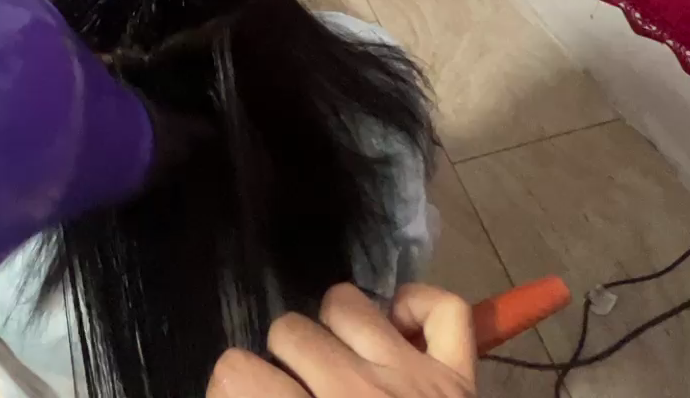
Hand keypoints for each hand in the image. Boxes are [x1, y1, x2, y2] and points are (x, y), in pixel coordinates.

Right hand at [207, 283, 477, 397]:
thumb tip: (231, 395)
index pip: (235, 371)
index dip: (228, 389)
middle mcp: (356, 391)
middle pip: (287, 329)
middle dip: (284, 365)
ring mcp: (412, 376)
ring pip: (346, 301)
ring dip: (335, 333)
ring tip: (340, 371)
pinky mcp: (460, 377)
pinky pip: (444, 309)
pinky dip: (417, 312)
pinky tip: (398, 339)